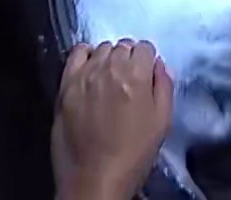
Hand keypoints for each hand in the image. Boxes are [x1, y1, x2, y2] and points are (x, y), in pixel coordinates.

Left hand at [52, 39, 174, 199]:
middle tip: (127, 83)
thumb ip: (164, 86)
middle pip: (124, 46)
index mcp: (137, 73)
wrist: (93, 183)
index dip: (147, 62)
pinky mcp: (66, 85)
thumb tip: (159, 64)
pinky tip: (90, 71)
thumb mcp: (162, 122)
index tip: (144, 78)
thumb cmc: (132, 155)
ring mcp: (86, 74)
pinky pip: (77, 53)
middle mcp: (111, 66)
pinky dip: (85, 56)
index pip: (145, 47)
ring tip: (108, 81)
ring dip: (109, 59)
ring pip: (102, 48)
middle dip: (129, 60)